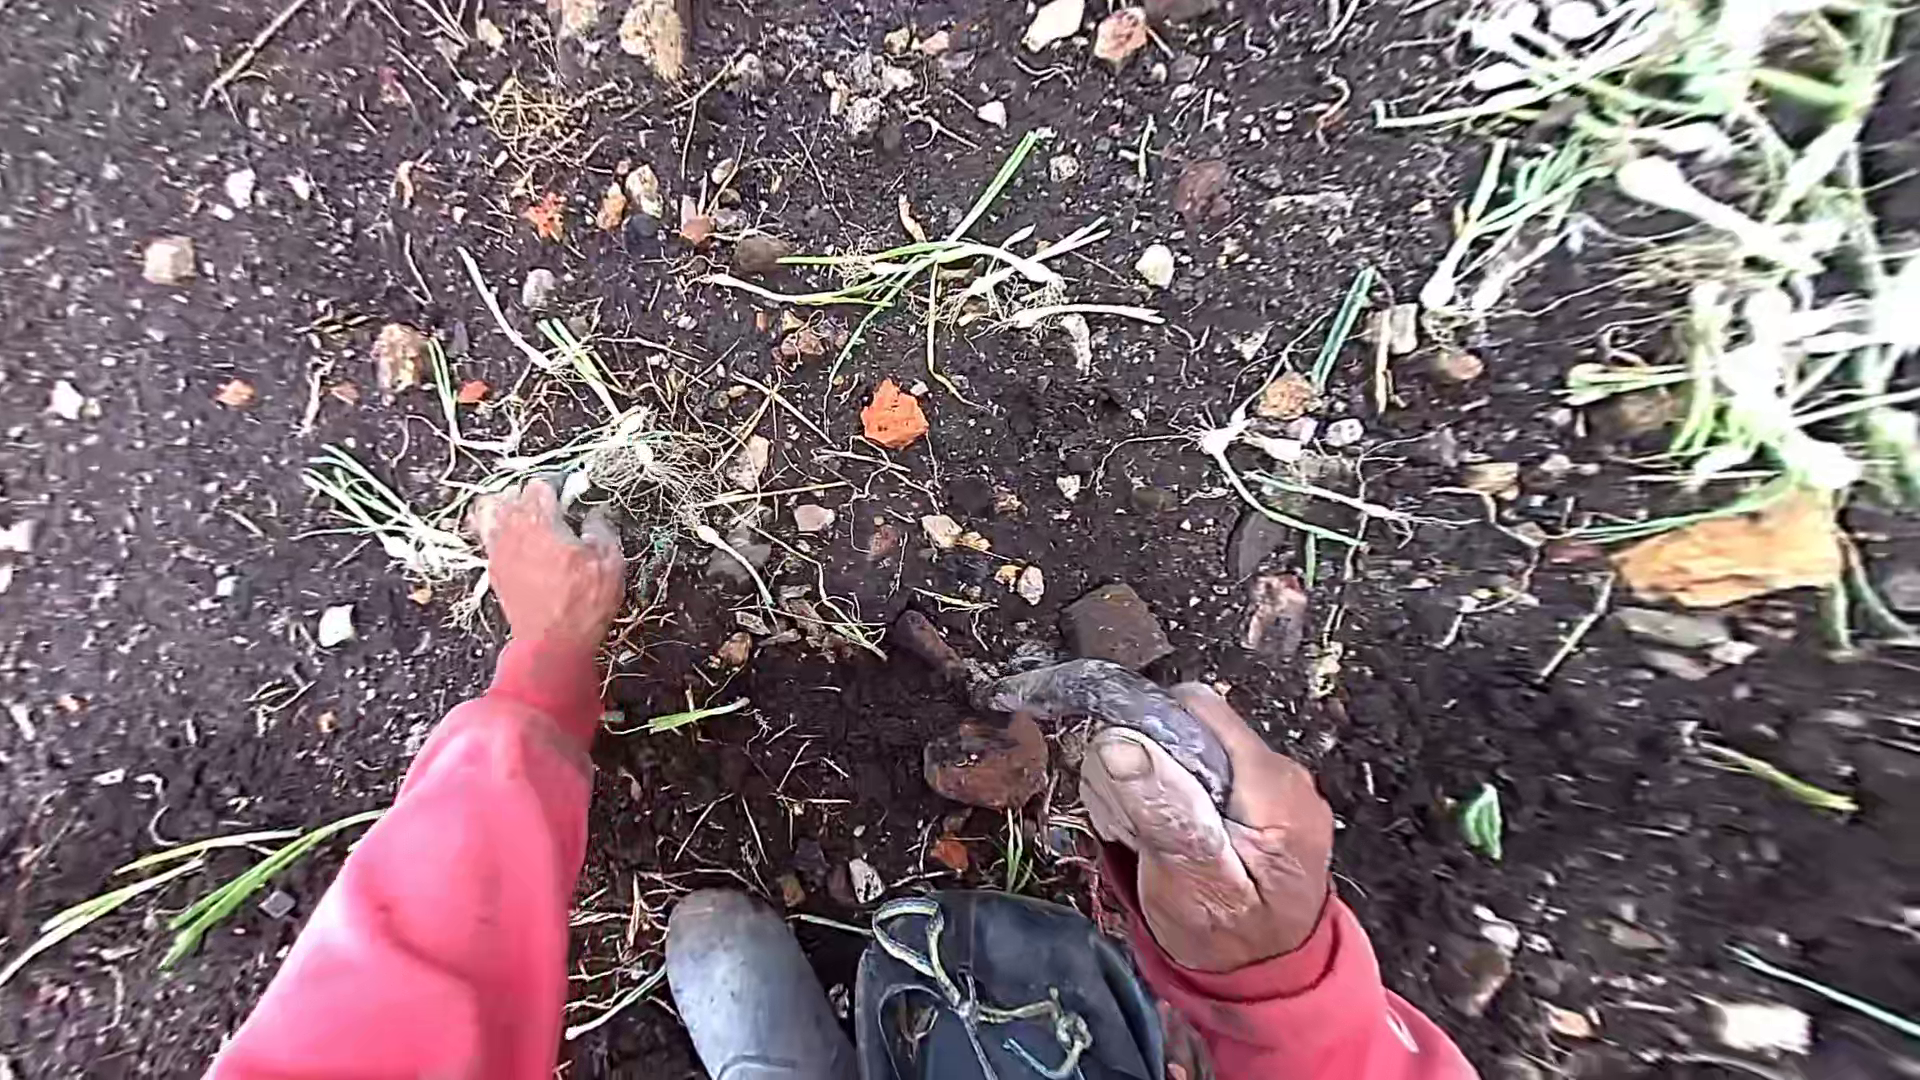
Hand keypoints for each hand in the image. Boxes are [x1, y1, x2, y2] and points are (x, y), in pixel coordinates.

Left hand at [470, 479, 624, 655]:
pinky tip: (526, 540)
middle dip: (535, 494)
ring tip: (535, 517)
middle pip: (512, 495)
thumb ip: (602, 528)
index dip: (561, 485)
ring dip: (512, 508)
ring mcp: (498, 551)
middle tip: (559, 504)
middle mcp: (513, 531)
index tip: (576, 492)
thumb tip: (596, 514)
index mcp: (542, 523)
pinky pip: (490, 535)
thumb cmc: (585, 601)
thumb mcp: (610, 561)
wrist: (553, 641)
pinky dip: (504, 529)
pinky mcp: (495, 569)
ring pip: (492, 512)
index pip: (541, 486)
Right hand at [1079, 683, 1332, 972]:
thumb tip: (1121, 742)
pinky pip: (1187, 764)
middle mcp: (1275, 769)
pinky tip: (1157, 829)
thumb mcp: (1191, 882)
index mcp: (1273, 783)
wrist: (1260, 982)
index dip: (1150, 732)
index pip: (1194, 707)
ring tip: (1145, 832)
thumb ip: (1163, 813)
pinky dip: (1160, 790)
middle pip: (1182, 724)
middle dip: (1142, 763)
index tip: (1131, 782)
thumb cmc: (1228, 939)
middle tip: (1135, 821)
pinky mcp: (1247, 790)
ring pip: (1176, 742)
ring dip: (1144, 781)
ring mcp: (1263, 779)